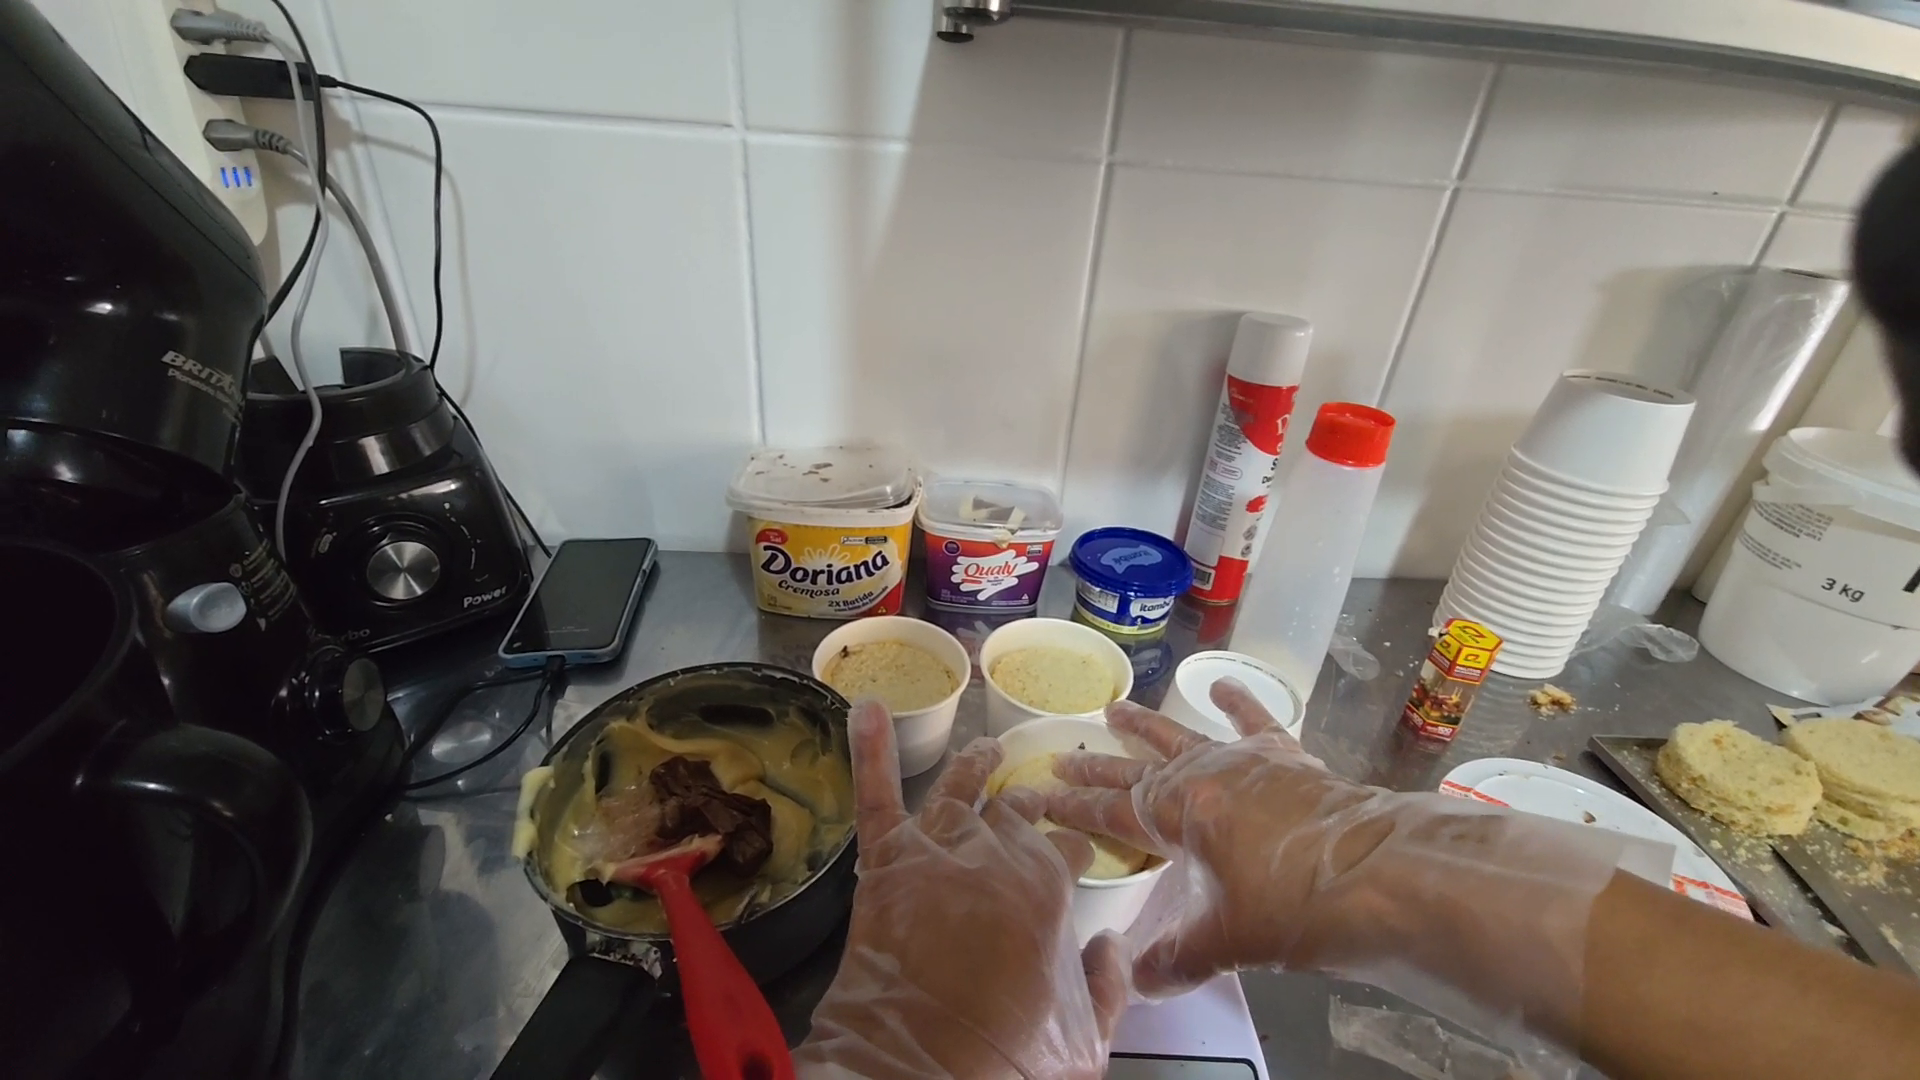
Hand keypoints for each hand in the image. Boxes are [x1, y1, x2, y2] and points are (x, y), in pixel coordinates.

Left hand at [794, 701, 1129, 1079]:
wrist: (917, 1078)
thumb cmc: (1008, 1064)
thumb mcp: (1086, 1043)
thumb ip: (1111, 986)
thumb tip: (1113, 945)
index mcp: (1047, 887)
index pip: (1067, 847)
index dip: (1070, 850)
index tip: (1071, 855)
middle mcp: (995, 852)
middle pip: (1015, 814)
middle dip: (1027, 807)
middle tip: (1029, 804)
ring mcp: (939, 849)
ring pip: (959, 790)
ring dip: (974, 765)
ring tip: (985, 749)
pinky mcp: (887, 861)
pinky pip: (877, 796)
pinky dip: (870, 750)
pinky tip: (868, 709)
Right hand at [1044, 678, 1382, 994]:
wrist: (1379, 872)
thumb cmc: (1293, 905)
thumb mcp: (1227, 941)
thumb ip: (1175, 959)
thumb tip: (1135, 984)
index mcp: (1175, 815)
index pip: (1110, 811)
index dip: (1074, 807)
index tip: (1041, 797)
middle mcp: (1198, 777)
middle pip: (1134, 770)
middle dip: (1095, 768)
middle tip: (1062, 758)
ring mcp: (1241, 760)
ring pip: (1179, 736)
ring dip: (1145, 726)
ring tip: (1115, 709)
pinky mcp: (1283, 755)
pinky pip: (1252, 721)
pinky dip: (1236, 703)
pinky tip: (1220, 686)